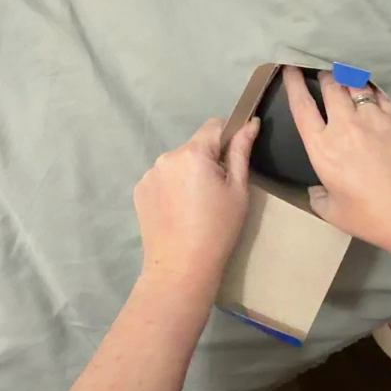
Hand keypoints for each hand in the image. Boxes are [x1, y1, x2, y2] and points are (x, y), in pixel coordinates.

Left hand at [133, 116, 260, 292]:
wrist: (181, 268)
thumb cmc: (218, 229)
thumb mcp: (238, 190)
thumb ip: (241, 152)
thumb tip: (250, 122)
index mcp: (193, 153)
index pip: (214, 125)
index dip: (229, 136)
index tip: (234, 159)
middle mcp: (167, 156)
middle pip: (195, 146)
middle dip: (207, 160)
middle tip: (217, 191)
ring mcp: (149, 174)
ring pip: (178, 162)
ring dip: (188, 173)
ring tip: (196, 205)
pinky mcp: (139, 190)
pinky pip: (162, 178)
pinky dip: (172, 186)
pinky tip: (178, 211)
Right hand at [281, 66, 390, 249]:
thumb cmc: (371, 216)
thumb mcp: (333, 213)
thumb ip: (318, 197)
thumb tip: (315, 189)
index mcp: (322, 147)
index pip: (301, 106)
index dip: (293, 83)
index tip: (290, 67)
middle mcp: (345, 125)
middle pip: (330, 86)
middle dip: (324, 74)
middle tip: (322, 71)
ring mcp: (374, 118)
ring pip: (356, 85)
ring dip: (347, 78)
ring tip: (345, 76)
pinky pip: (380, 94)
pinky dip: (372, 88)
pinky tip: (371, 89)